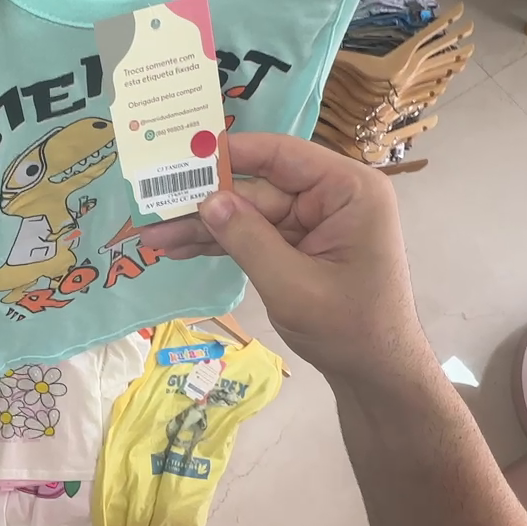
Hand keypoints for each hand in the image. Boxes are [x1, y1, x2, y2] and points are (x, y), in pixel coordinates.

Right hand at [136, 132, 429, 381]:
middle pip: (255, 189)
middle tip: (152, 208)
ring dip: (202, 228)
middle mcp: (330, 198)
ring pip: (247, 216)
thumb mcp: (293, 285)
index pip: (281, 156)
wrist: (374, 372)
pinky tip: (181, 248)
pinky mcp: (298, 248)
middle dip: (203, 203)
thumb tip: (207, 201)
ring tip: (153, 238)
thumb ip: (249, 239)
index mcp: (347, 190)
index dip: (230, 153)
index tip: (183, 153)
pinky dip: (219, 245)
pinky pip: (252, 238)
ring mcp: (312, 224)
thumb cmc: (348, 328)